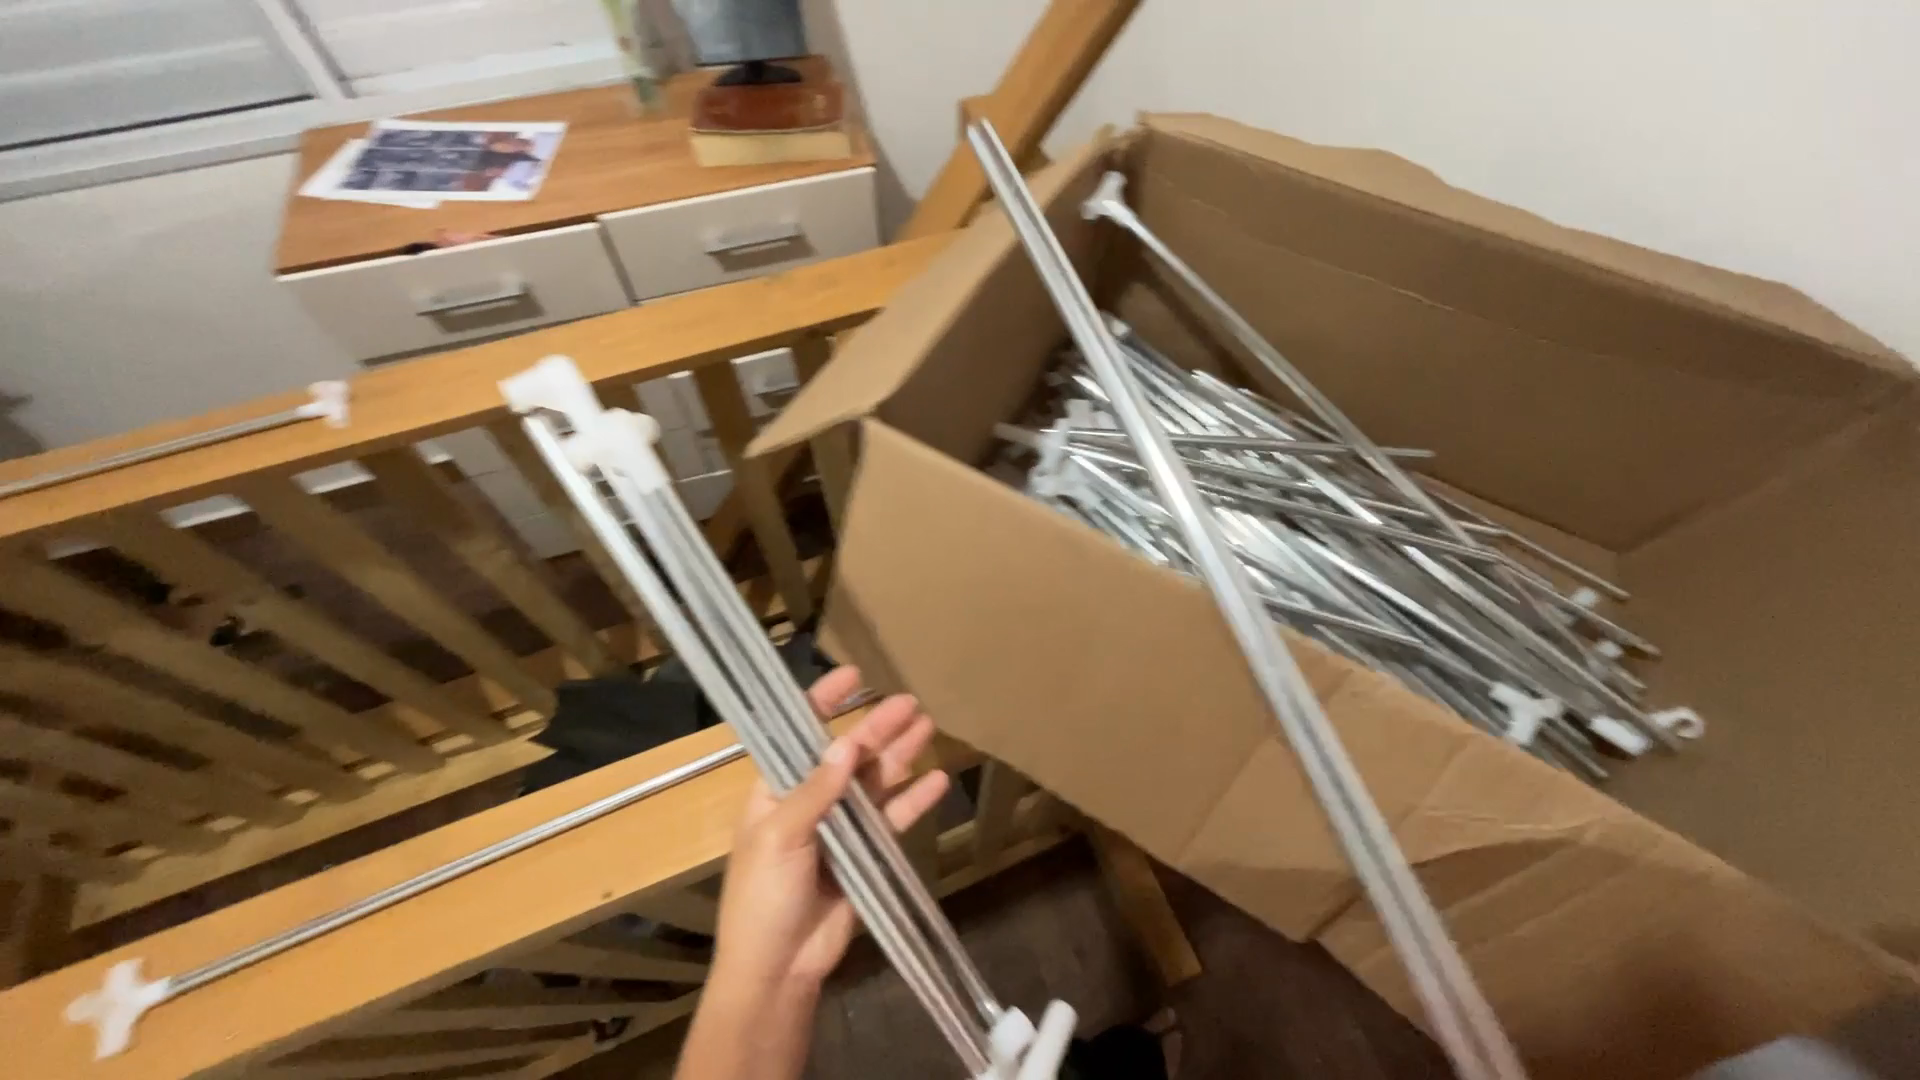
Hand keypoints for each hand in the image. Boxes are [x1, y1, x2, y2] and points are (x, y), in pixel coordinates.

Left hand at [711, 666, 950, 992]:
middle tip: (910, 702)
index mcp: (777, 789)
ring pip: (875, 781)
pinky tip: (937, 779)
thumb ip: (816, 790)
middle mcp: (812, 799)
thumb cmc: (763, 897)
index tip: (853, 675)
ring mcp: (842, 825)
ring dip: (900, 754)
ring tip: (928, 726)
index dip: (824, 702)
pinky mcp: (867, 852)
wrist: (779, 967)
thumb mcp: (780, 837)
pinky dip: (914, 799)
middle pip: (849, 753)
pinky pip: (894, 817)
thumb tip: (847, 742)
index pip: (800, 734)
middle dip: (878, 727)